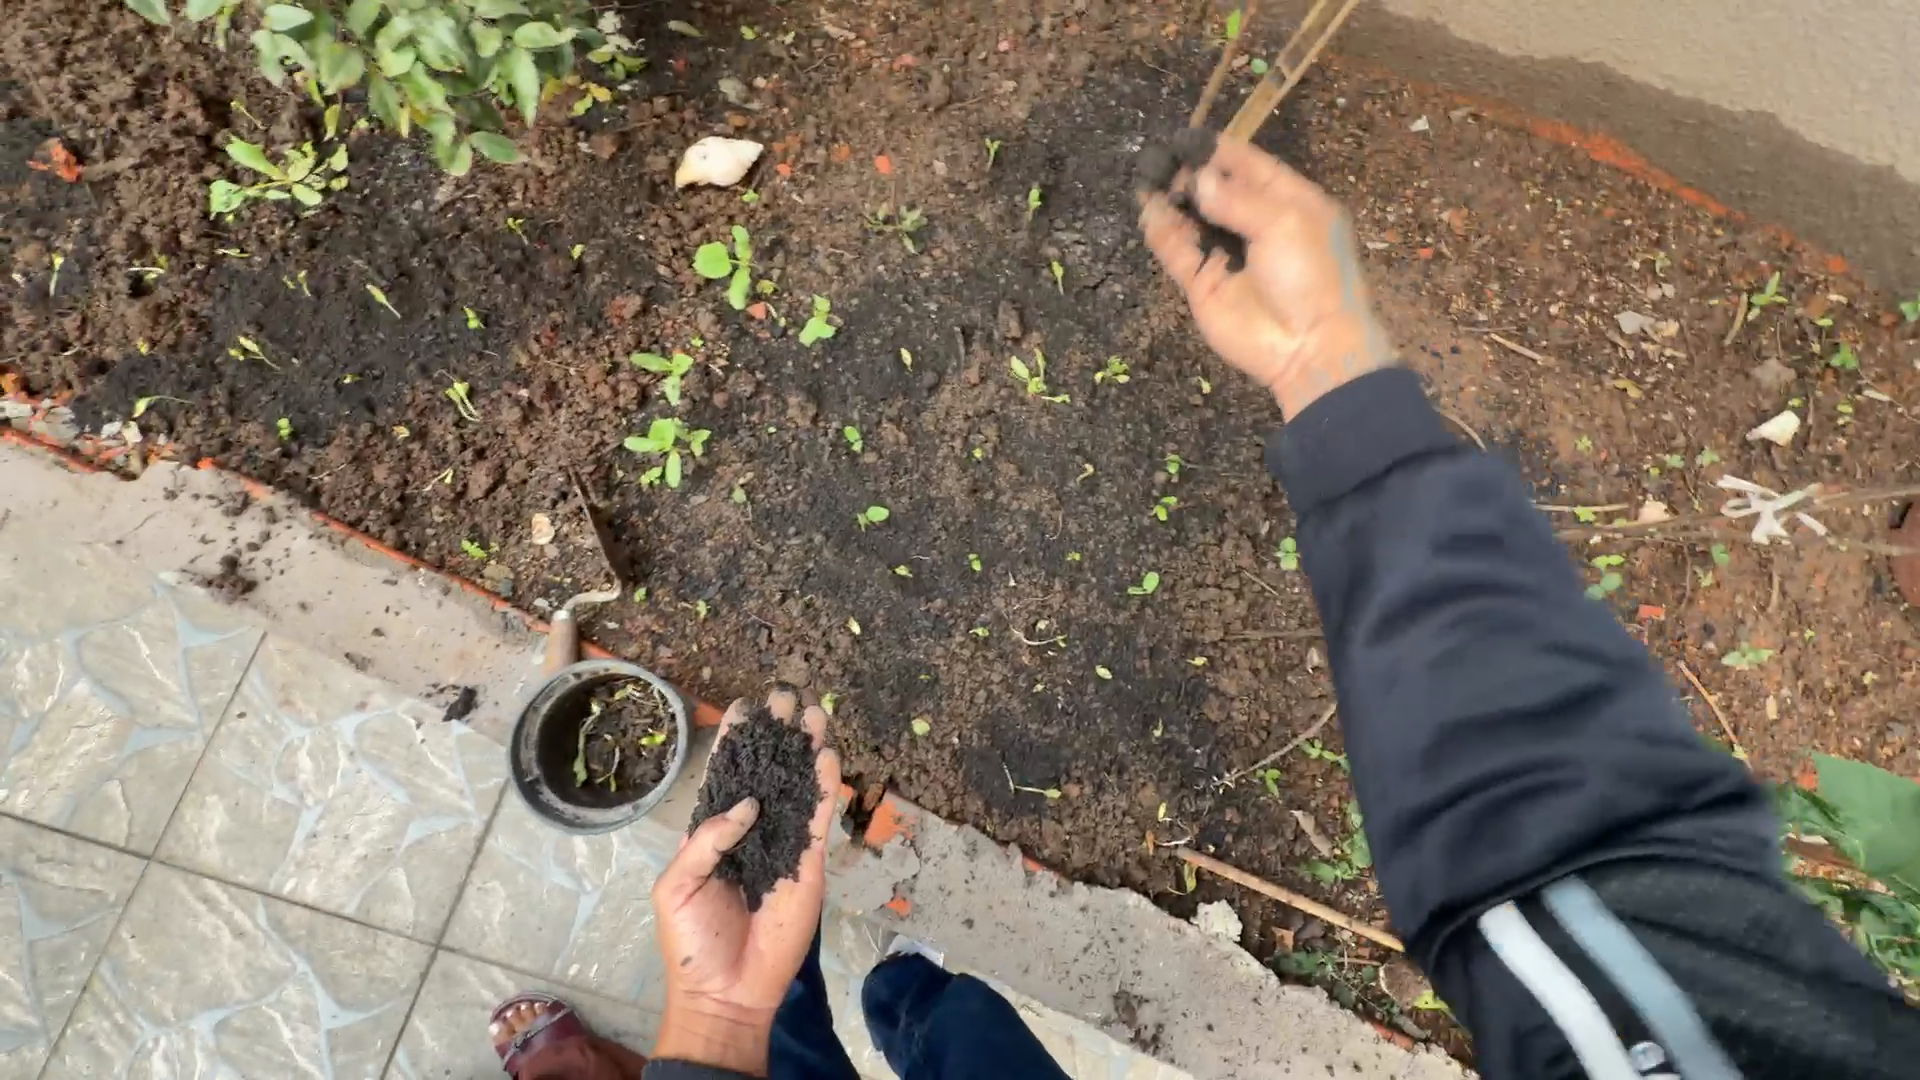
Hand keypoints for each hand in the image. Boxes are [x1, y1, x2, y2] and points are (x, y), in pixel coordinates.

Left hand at [651, 689, 840, 1075]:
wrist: (726, 991)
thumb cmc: (691, 941)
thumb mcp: (676, 887)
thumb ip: (705, 840)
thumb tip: (748, 805)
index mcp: (716, 829)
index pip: (728, 774)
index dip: (736, 740)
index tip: (743, 706)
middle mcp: (755, 826)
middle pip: (770, 770)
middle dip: (778, 733)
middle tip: (786, 698)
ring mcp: (785, 840)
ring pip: (800, 784)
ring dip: (807, 749)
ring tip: (814, 713)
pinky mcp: (810, 859)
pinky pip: (820, 816)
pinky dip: (826, 786)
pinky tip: (829, 756)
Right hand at [1139, 136, 1394, 417]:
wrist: (1305, 345)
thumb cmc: (1310, 276)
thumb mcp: (1284, 223)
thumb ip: (1237, 200)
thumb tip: (1197, 179)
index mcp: (1287, 202)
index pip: (1249, 166)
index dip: (1219, 151)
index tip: (1187, 137)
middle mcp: (1254, 225)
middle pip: (1214, 191)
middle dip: (1189, 175)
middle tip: (1162, 161)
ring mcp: (1226, 256)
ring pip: (1191, 221)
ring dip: (1171, 202)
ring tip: (1149, 182)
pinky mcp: (1202, 284)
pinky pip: (1177, 253)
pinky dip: (1163, 234)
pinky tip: (1150, 213)